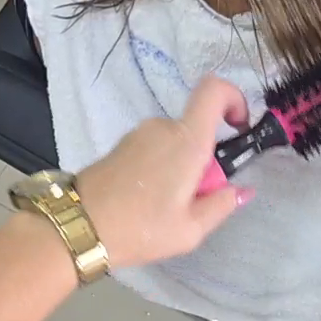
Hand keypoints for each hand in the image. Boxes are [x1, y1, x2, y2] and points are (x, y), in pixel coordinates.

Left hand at [75, 77, 252, 268]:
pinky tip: (147, 201)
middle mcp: (163, 128)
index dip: (234, 97)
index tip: (239, 127)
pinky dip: (161, 168)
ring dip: (181, 168)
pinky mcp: (122, 145)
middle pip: (196, 129)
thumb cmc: (140, 228)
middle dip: (204, 160)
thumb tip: (242, 190)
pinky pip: (155, 149)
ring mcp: (139, 134)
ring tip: (167, 207)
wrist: (78, 226)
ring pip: (175, 142)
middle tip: (194, 200)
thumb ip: (221, 205)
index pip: (214, 90)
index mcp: (186, 141)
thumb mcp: (190, 230)